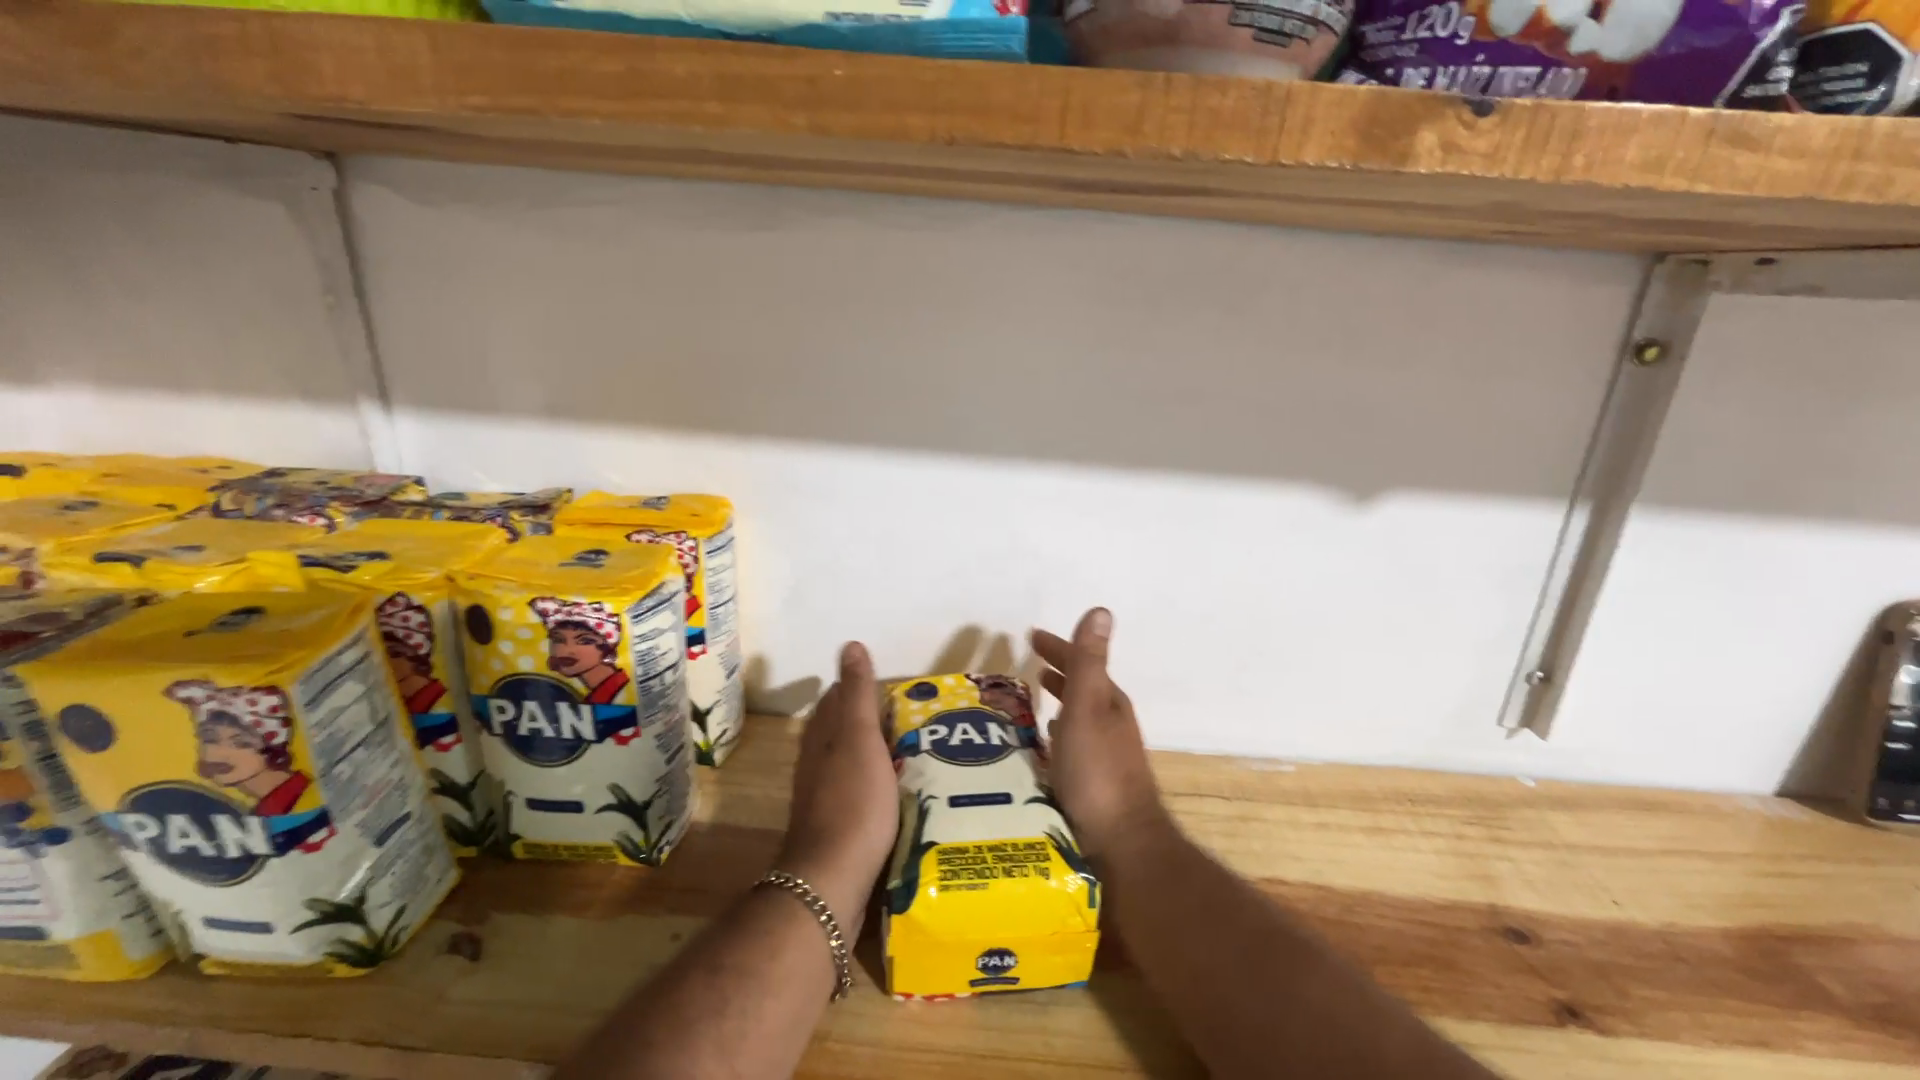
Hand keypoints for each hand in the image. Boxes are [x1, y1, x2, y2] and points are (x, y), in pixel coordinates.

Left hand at [777, 642, 898, 933]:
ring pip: (854, 766)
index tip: (896, 687)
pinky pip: (862, 796)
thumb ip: (858, 695)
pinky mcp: (839, 829)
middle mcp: (818, 765)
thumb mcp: (860, 739)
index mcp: (822, 739)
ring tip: (919, 755)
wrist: (833, 879)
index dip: (861, 689)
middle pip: (844, 733)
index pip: (837, 700)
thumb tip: (850, 645)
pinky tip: (904, 795)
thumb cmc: (852, 802)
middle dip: (875, 723)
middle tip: (918, 720)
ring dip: (880, 757)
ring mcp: (826, 799)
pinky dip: (881, 787)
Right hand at [1032, 608, 1170, 859]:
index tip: (1031, 636)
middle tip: (1029, 665)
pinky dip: (1055, 737)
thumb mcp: (1089, 708)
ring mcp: (1103, 757)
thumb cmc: (1098, 771)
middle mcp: (1110, 727)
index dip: (1059, 648)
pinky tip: (1042, 749)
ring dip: (1056, 705)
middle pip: (1082, 690)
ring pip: (1076, 720)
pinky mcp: (1092, 784)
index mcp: (1109, 705)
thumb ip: (1090, 662)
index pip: (1083, 664)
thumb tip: (1101, 610)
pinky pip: (1070, 748)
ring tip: (1029, 701)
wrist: (1121, 842)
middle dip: (1058, 674)